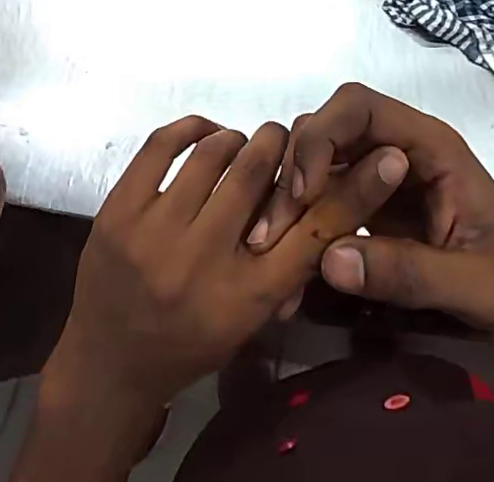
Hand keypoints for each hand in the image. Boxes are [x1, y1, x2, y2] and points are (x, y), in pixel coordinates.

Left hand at [45, 115, 408, 407]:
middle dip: (279, 144)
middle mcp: (204, 261)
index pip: (314, 233)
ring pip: (213, 154)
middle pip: (258, 175)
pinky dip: (189, 128)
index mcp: (246, 298)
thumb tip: (320, 214)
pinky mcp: (118, 210)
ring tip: (239, 142)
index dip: (356, 190)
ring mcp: (153, 232)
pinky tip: (203, 131)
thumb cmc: (186, 344)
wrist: (108, 363)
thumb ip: (283, 271)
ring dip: (235, 138)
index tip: (385, 158)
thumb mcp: (246, 321)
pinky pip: (159, 146)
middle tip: (281, 138)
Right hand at [252, 83, 493, 333]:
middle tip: (279, 221)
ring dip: (288, 186)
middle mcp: (393, 143)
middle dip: (295, 165)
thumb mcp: (475, 286)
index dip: (322, 136)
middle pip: (325, 124)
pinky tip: (287, 243)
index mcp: (427, 143)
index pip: (358, 106)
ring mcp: (373, 166)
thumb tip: (330, 260)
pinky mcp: (360, 192)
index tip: (304, 191)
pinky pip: (315, 183)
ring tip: (276, 235)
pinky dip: (295, 207)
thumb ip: (409, 273)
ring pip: (312, 151)